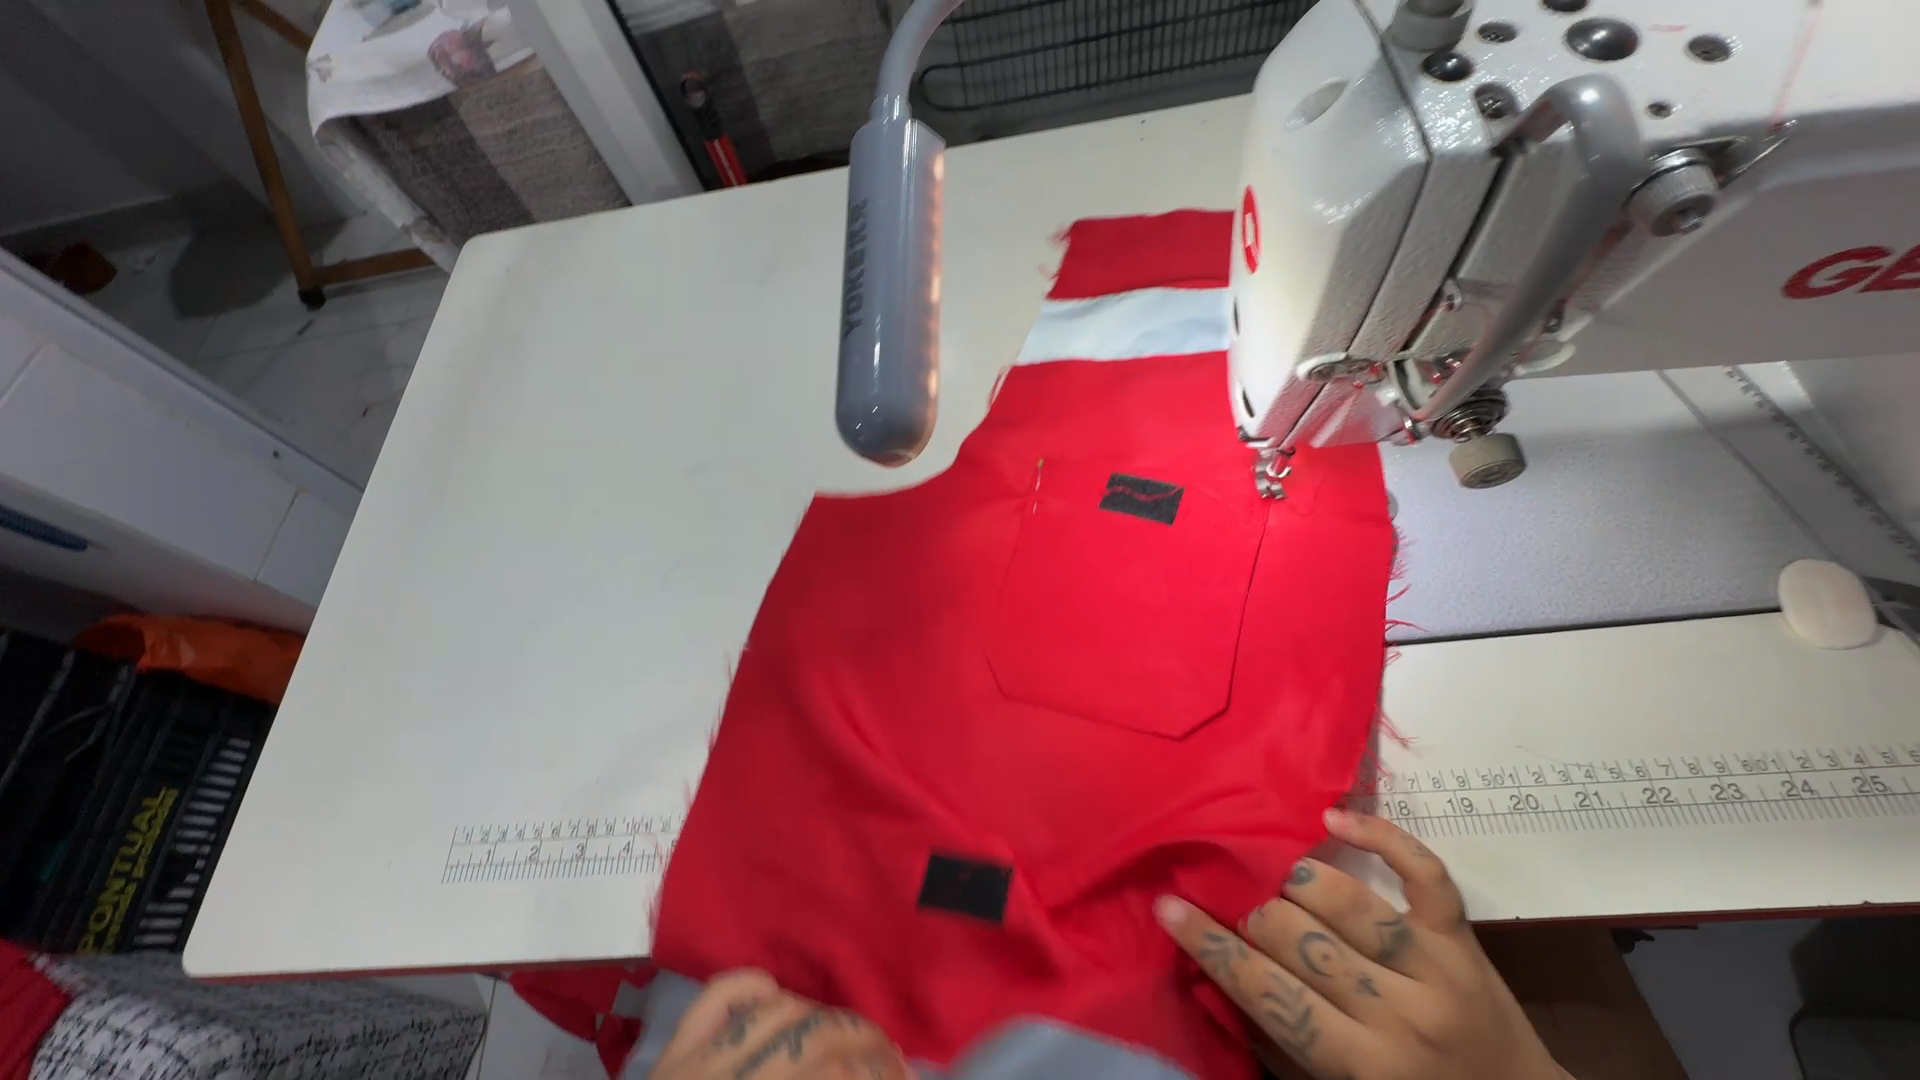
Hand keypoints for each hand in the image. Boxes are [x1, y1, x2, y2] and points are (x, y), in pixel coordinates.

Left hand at [652, 969, 911, 1079]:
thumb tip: (872, 1077)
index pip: (839, 1073)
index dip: (882, 1073)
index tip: (907, 1079)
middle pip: (818, 1038)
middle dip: (868, 1044)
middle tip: (892, 1061)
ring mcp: (694, 1066)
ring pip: (777, 1011)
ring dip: (823, 1016)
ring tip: (847, 1033)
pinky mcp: (668, 1058)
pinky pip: (715, 1001)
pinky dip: (751, 987)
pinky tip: (778, 993)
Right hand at [1156, 808, 1569, 1079]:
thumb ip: (1284, 1035)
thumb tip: (1219, 968)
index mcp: (1363, 1063)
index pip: (1266, 992)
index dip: (1209, 944)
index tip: (1166, 907)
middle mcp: (1399, 1012)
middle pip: (1298, 937)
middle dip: (1249, 909)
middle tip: (1223, 892)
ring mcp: (1437, 966)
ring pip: (1347, 900)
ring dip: (1294, 878)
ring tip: (1268, 870)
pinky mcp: (1464, 937)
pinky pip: (1423, 873)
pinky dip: (1380, 836)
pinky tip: (1334, 816)